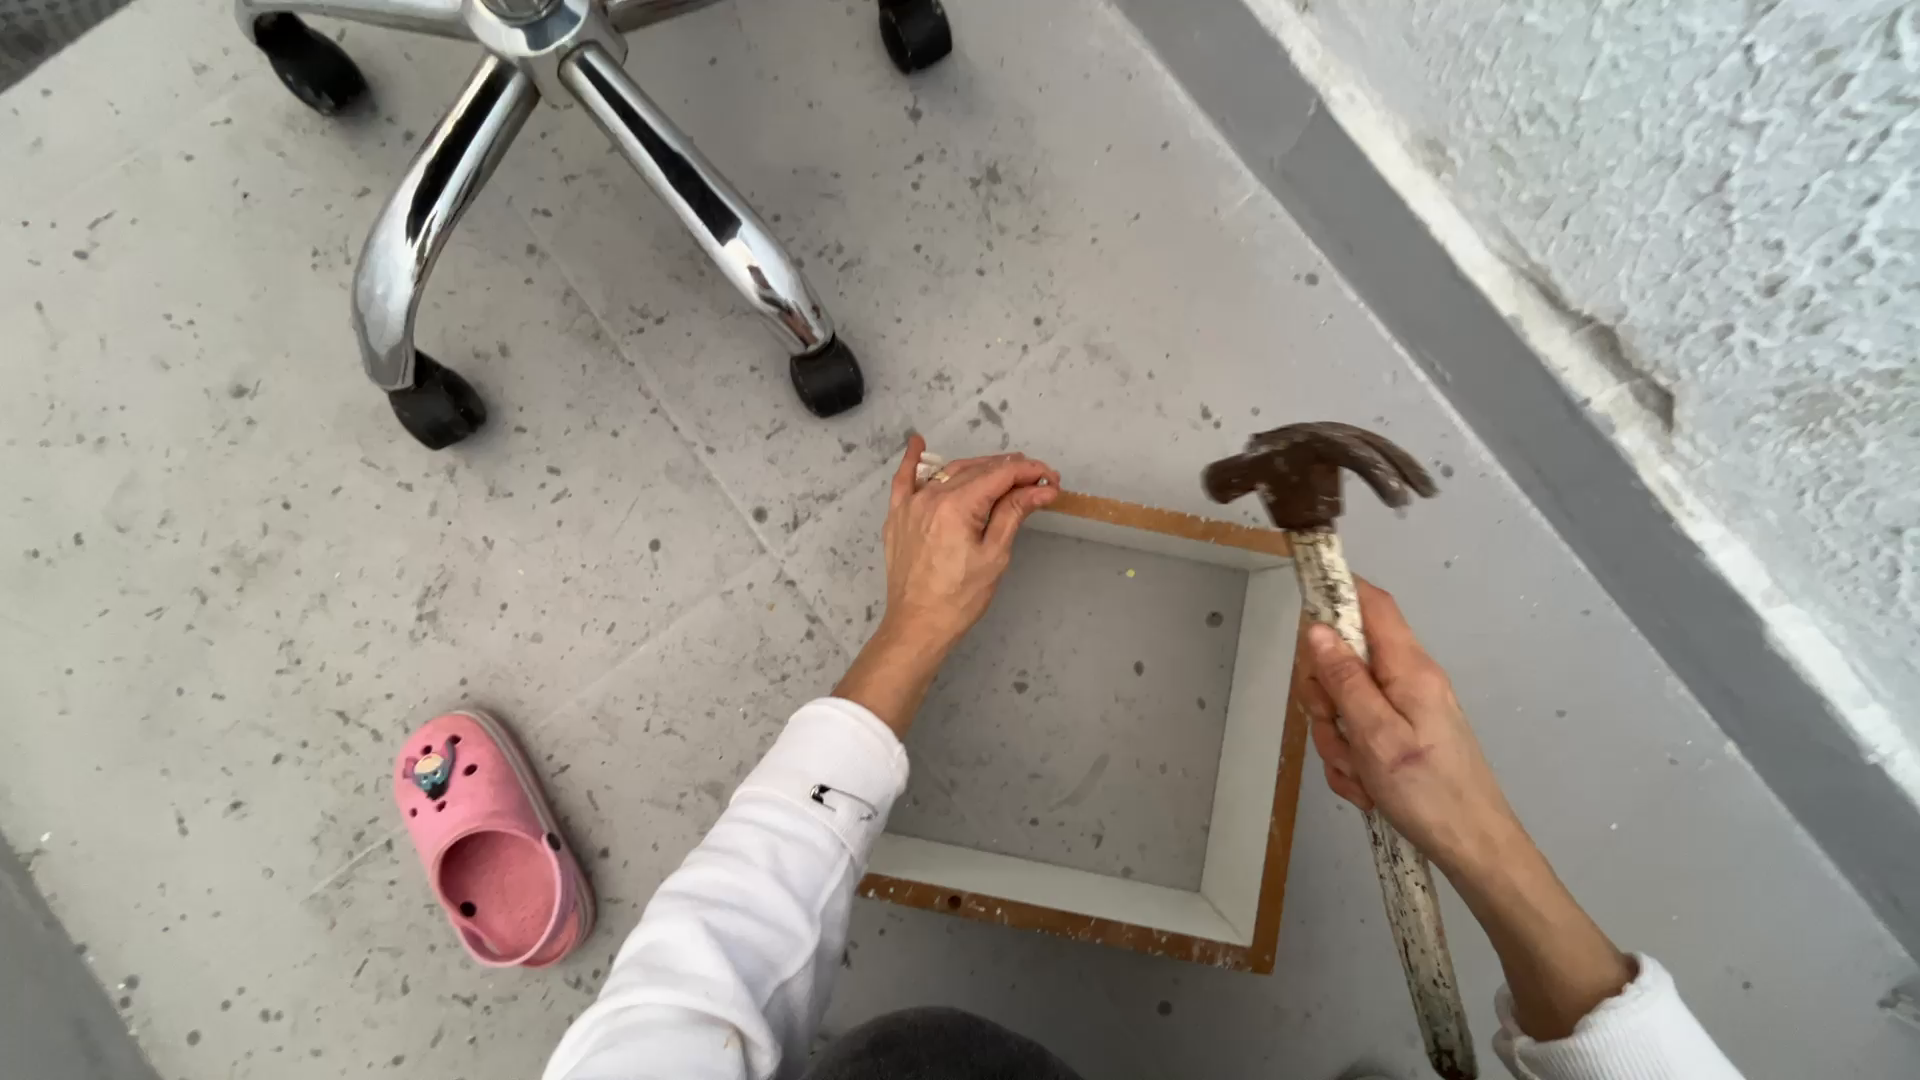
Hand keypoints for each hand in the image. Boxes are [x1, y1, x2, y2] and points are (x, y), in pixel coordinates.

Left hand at [878, 434, 1060, 652]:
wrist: (918, 625)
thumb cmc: (960, 598)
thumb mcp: (995, 555)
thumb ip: (1014, 513)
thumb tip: (1041, 488)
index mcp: (957, 505)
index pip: (1000, 475)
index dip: (1030, 472)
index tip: (1052, 479)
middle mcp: (931, 496)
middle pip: (977, 469)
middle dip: (1011, 470)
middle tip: (1038, 481)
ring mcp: (911, 504)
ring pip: (949, 471)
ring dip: (979, 467)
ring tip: (1006, 472)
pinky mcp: (898, 516)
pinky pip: (904, 480)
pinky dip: (912, 461)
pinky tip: (917, 442)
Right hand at [1300, 579, 1524, 881]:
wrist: (1476, 852)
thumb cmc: (1429, 792)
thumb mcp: (1376, 735)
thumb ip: (1345, 680)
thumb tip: (1318, 628)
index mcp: (1408, 669)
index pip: (1373, 605)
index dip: (1339, 589)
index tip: (1304, 595)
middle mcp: (1405, 680)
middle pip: (1342, 658)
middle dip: (1323, 697)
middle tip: (1335, 729)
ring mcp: (1401, 709)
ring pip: (1341, 702)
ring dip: (1335, 738)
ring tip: (1357, 772)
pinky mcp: (1398, 736)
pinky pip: (1353, 733)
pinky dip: (1349, 759)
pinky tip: (1364, 786)